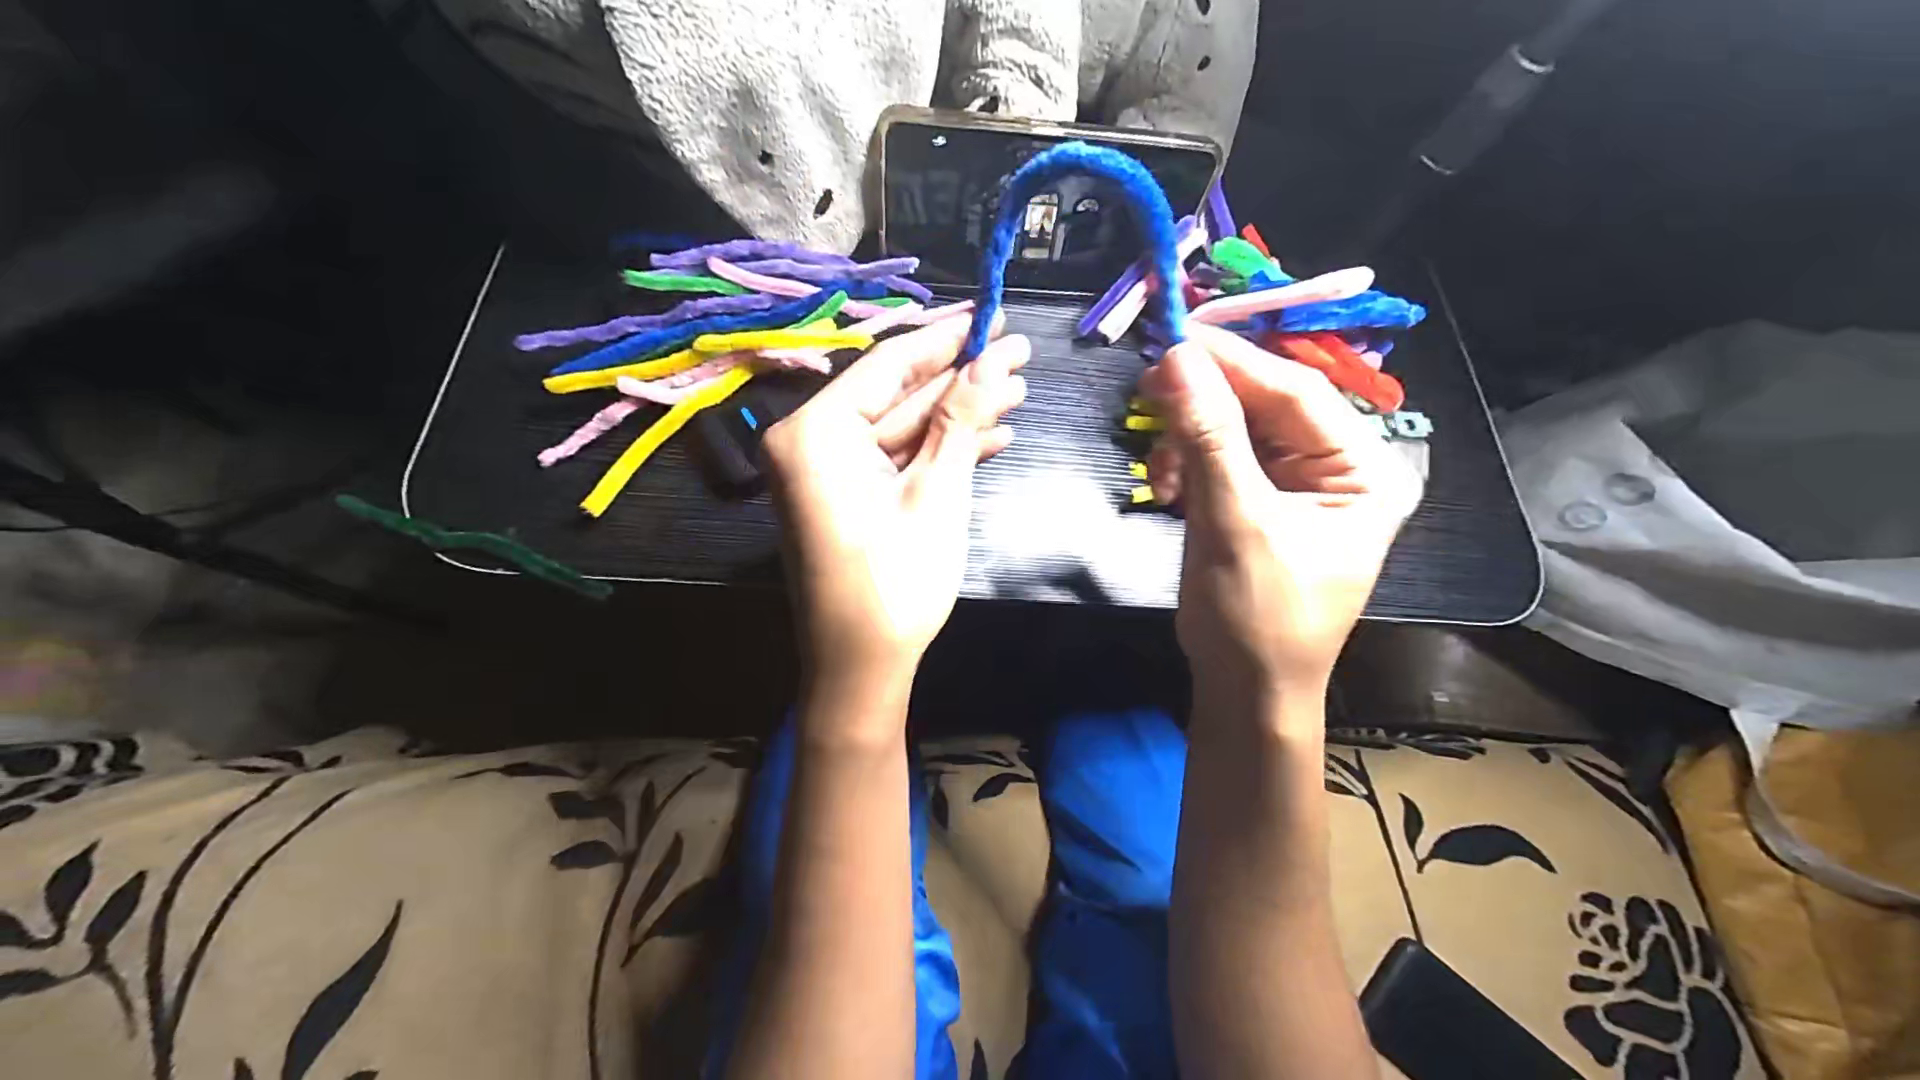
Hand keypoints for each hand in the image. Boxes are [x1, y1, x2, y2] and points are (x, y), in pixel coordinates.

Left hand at [765, 316, 1029, 693]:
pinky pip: (895, 461)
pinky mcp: (847, 499)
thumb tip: (994, 357)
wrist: (861, 669)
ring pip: (901, 429)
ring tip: (1017, 391)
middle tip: (1018, 352)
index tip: (991, 317)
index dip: (945, 339)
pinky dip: (939, 452)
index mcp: (815, 432)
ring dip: (957, 416)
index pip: (887, 365)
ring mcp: (828, 474)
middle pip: (895, 395)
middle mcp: (811, 444)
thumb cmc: (895, 582)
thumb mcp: (936, 492)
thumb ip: (961, 419)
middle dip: (959, 379)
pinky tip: (991, 438)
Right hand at [1143, 322, 1421, 701]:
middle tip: (1147, 391)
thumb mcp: (1234, 522)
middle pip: (1260, 404)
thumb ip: (1208, 437)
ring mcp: (1293, 481)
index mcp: (1361, 467)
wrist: (1246, 687)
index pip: (1294, 390)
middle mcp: (1334, 464)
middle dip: (1201, 403)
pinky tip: (1168, 489)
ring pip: (1230, 427)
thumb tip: (1175, 357)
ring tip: (1161, 474)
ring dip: (1186, 440)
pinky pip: (1216, 457)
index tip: (1172, 335)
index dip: (1232, 360)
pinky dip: (1184, 464)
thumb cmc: (1258, 617)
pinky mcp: (1255, 497)